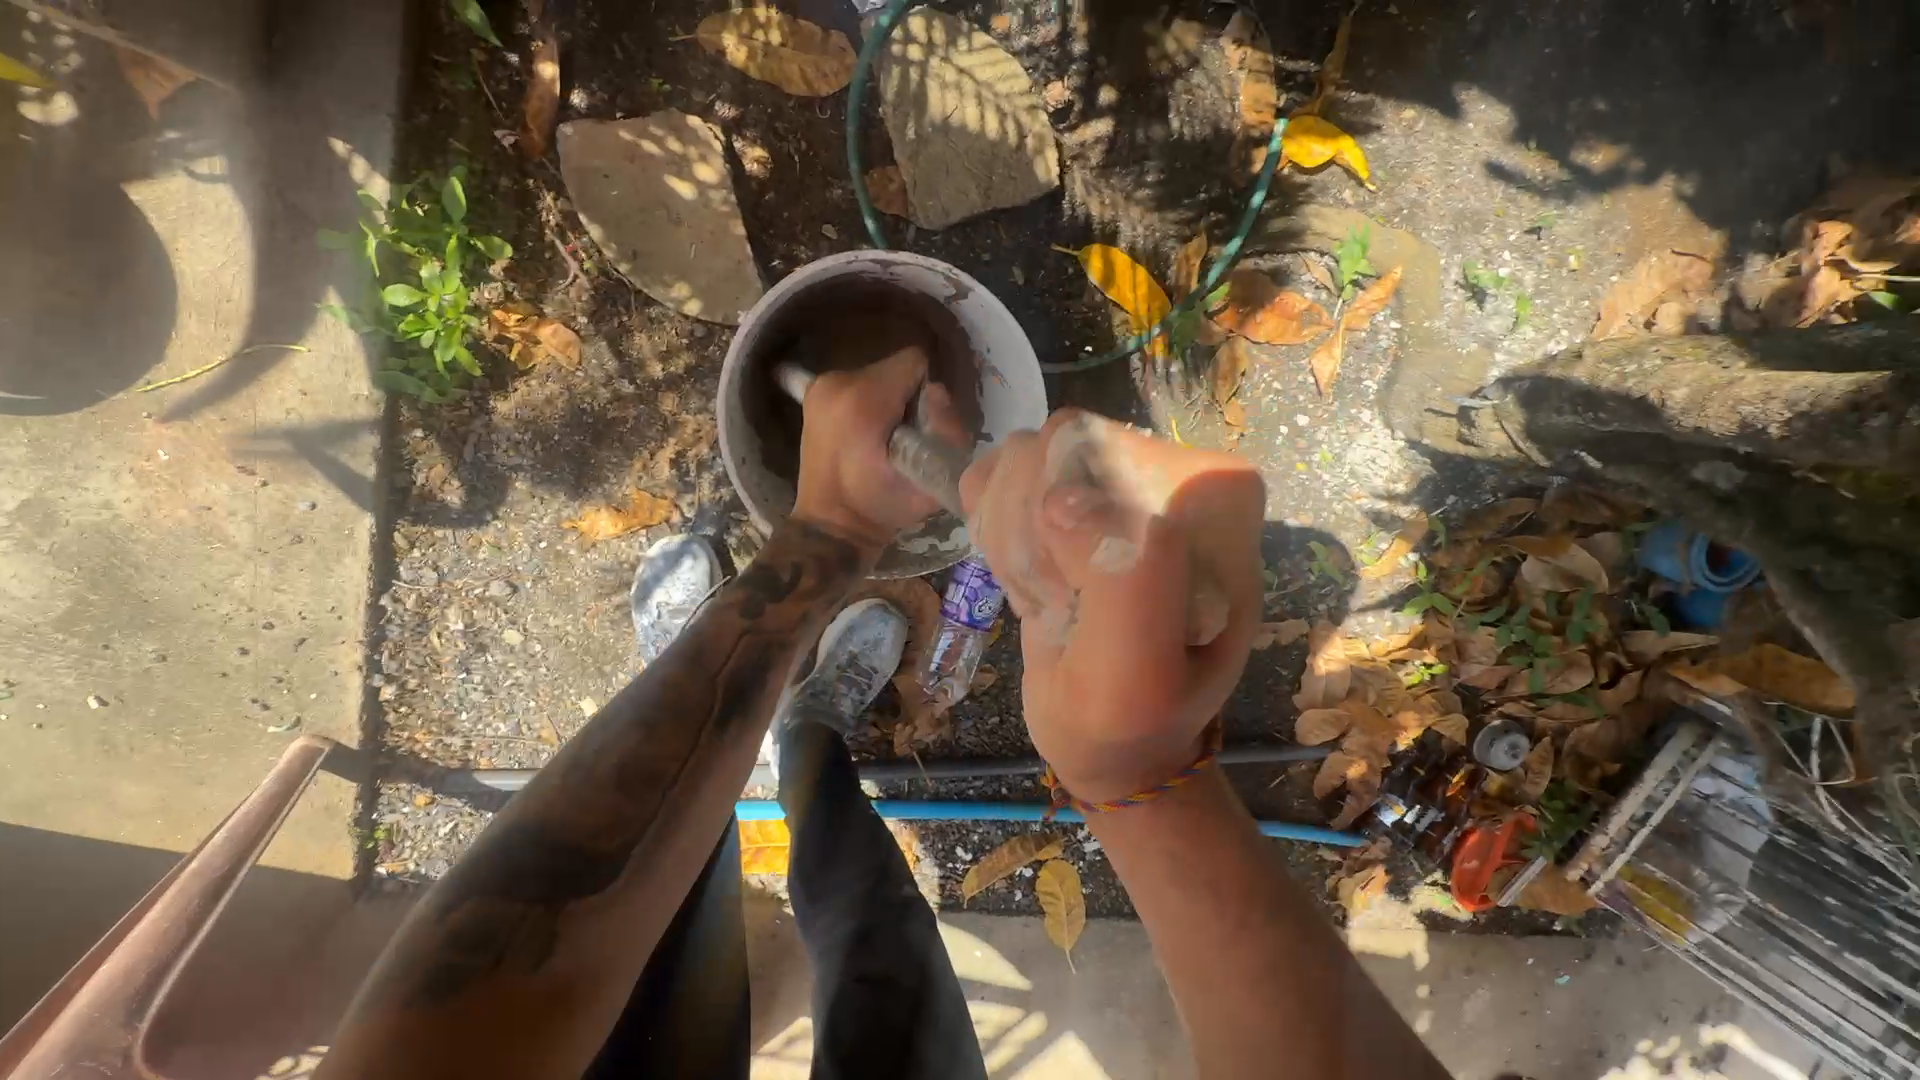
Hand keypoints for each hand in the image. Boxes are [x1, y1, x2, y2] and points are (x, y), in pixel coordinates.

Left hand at [792, 345, 967, 554]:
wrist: (831, 526)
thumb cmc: (880, 509)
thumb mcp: (931, 483)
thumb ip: (948, 434)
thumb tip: (939, 395)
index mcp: (863, 401)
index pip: (915, 363)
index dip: (927, 395)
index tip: (921, 429)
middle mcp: (838, 382)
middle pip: (896, 369)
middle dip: (908, 398)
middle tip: (903, 440)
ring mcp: (822, 386)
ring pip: (878, 376)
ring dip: (889, 401)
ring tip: (883, 441)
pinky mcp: (815, 394)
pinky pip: (858, 385)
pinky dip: (870, 404)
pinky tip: (866, 435)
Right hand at [959, 410, 1264, 802]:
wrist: (1108, 742)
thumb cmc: (1129, 722)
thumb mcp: (1139, 677)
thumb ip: (1124, 581)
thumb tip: (1059, 495)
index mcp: (1217, 493)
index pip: (1100, 451)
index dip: (1062, 526)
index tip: (1078, 596)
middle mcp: (1174, 471)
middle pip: (1055, 442)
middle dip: (1031, 534)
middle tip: (1061, 599)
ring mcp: (1117, 476)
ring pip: (1019, 456)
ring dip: (1011, 541)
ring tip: (1051, 595)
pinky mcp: (1070, 492)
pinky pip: (998, 472)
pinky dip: (993, 532)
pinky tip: (1032, 579)